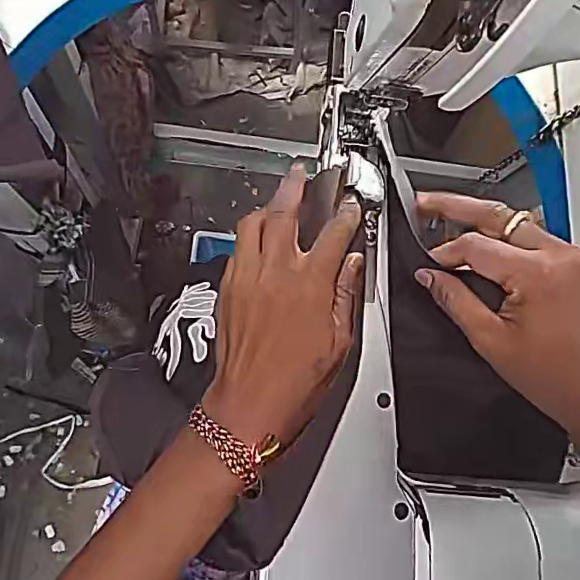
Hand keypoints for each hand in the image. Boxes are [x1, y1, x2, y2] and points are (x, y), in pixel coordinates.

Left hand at [204, 164, 364, 448]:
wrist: (249, 405)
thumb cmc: (294, 383)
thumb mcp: (339, 342)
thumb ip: (346, 296)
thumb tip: (352, 266)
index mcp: (310, 284)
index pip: (332, 233)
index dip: (345, 214)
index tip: (350, 206)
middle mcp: (275, 273)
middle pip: (283, 212)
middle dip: (294, 186)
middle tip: (300, 173)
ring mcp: (246, 278)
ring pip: (252, 224)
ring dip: (267, 207)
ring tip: (276, 201)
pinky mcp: (227, 290)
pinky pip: (237, 249)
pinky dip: (249, 237)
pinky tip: (257, 241)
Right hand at [414, 192, 579, 459]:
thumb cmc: (556, 377)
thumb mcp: (491, 340)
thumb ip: (455, 301)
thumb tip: (431, 277)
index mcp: (539, 274)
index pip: (476, 245)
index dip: (445, 252)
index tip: (429, 265)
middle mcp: (562, 257)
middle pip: (498, 216)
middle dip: (457, 207)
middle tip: (427, 203)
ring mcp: (575, 258)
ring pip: (519, 223)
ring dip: (484, 222)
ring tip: (452, 220)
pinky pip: (537, 238)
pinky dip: (509, 239)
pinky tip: (488, 246)